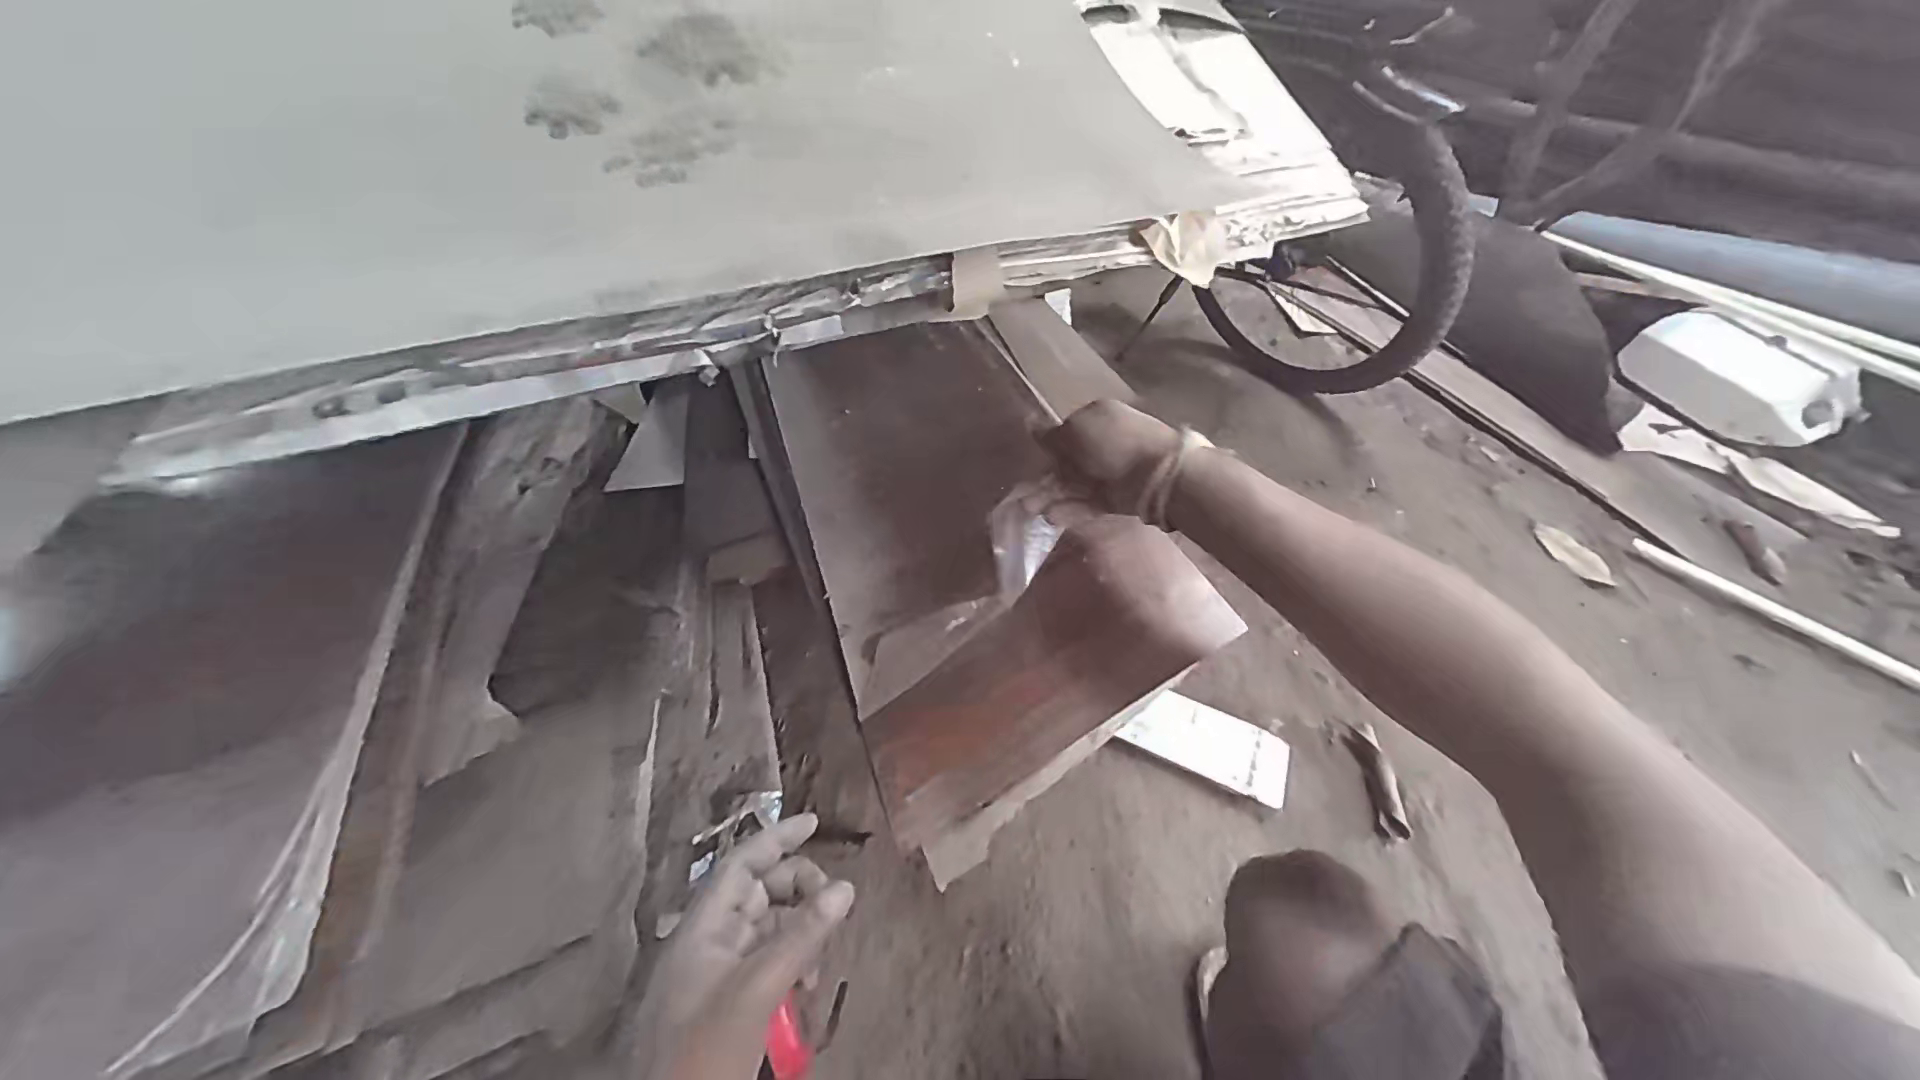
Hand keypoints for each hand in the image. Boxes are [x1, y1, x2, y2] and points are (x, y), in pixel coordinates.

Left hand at [630, 813, 854, 1079]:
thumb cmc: (708, 1050)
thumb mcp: (760, 988)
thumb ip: (803, 935)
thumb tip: (845, 887)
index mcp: (702, 927)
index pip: (741, 865)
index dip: (776, 838)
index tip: (813, 822)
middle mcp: (709, 941)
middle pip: (760, 892)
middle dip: (800, 890)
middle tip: (835, 902)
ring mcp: (720, 973)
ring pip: (769, 926)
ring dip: (801, 930)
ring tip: (821, 957)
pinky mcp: (732, 1001)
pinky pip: (770, 959)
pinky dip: (794, 960)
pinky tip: (808, 983)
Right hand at [1039, 399, 1180, 515]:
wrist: (1161, 476)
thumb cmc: (1115, 444)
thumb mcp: (1076, 432)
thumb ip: (1052, 435)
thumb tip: (1030, 424)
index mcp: (1096, 419)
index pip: (1064, 434)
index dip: (1046, 451)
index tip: (1029, 466)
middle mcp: (1103, 444)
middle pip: (1066, 464)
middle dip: (1043, 481)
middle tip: (1022, 498)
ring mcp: (1110, 473)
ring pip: (1073, 486)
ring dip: (1051, 497)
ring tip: (1031, 510)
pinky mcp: (1116, 499)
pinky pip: (1088, 503)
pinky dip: (1070, 510)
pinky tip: (1052, 517)